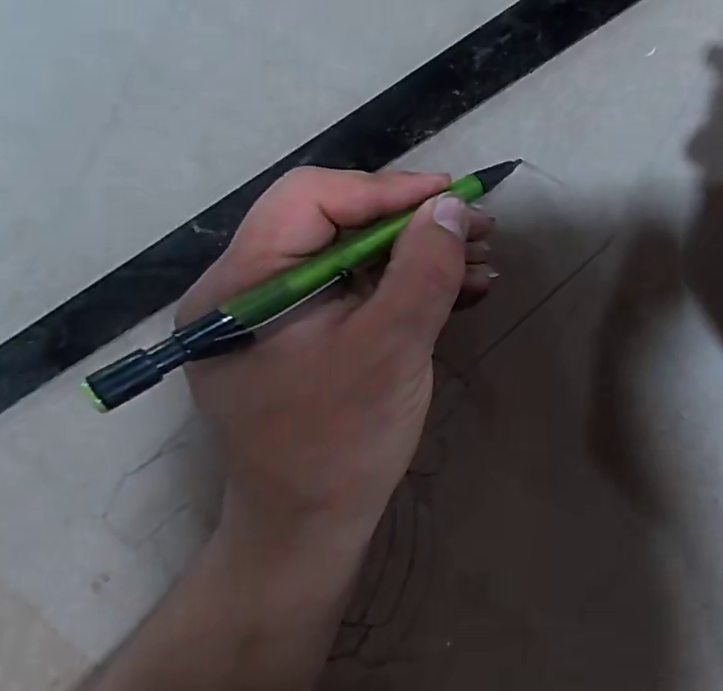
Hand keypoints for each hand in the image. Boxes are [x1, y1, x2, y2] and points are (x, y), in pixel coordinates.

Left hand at [181, 168, 492, 543]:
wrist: (308, 533)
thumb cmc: (339, 448)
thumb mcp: (390, 353)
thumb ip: (423, 271)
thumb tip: (452, 206)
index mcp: (241, 282)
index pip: (307, 198)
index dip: (383, 189)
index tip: (449, 196)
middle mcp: (246, 282)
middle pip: (331, 217)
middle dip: (410, 219)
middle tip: (475, 224)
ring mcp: (273, 304)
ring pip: (351, 247)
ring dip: (417, 248)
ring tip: (481, 253)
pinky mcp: (302, 325)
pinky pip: (354, 282)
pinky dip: (405, 279)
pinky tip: (461, 283)